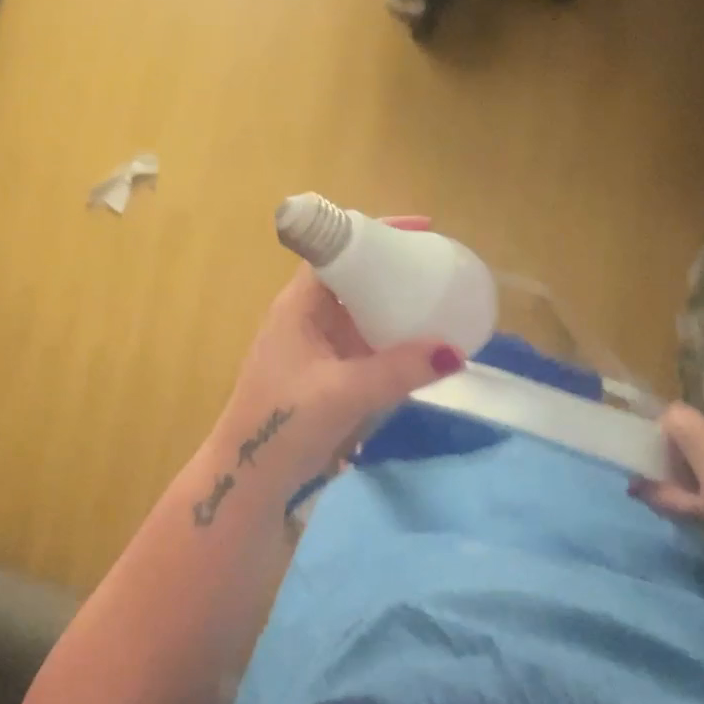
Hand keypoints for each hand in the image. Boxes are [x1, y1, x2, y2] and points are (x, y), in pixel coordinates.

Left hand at [195, 239, 462, 525]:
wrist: (249, 474)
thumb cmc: (283, 423)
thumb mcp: (344, 393)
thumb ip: (398, 371)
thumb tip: (455, 351)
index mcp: (296, 307)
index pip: (334, 252)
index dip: (372, 234)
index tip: (421, 230)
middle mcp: (303, 319)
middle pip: (350, 278)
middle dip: (391, 268)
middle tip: (442, 265)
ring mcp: (312, 348)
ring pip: (357, 312)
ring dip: (392, 304)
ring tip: (441, 297)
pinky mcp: (322, 375)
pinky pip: (361, 343)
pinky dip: (389, 337)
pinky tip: (422, 344)